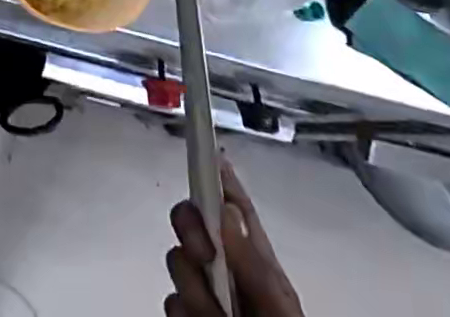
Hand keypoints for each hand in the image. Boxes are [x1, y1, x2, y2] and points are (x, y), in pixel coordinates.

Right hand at [166, 160, 303, 316]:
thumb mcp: (278, 307)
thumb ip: (254, 262)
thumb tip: (227, 208)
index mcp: (258, 264)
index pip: (235, 207)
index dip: (220, 177)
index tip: (208, 149)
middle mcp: (228, 272)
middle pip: (191, 222)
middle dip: (189, 230)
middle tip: (201, 250)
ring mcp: (208, 295)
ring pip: (178, 263)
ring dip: (194, 287)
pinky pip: (171, 302)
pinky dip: (185, 314)